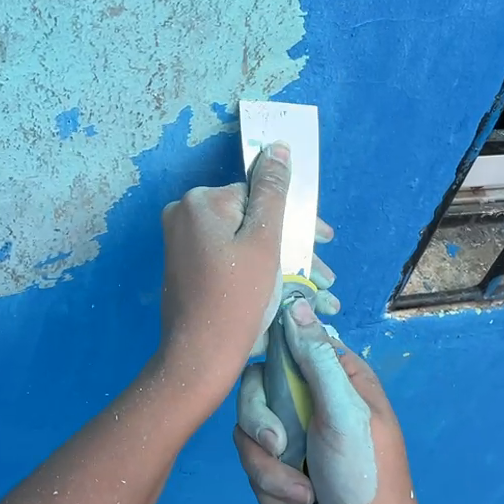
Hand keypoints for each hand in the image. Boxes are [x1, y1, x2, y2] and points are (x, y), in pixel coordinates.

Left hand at [157, 143, 306, 395]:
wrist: (199, 357)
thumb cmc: (237, 299)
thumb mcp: (264, 242)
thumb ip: (273, 192)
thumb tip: (277, 146)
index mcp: (200, 201)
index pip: (257, 195)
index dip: (293, 219)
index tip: (323, 242)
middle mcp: (184, 213)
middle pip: (250, 217)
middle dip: (290, 243)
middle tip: (322, 273)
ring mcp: (181, 240)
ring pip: (242, 240)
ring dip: (278, 260)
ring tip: (314, 290)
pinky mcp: (185, 265)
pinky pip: (227, 256)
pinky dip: (255, 269)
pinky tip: (284, 292)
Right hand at [234, 301, 415, 503]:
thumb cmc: (364, 476)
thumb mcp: (344, 414)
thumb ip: (316, 358)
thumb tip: (294, 303)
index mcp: (333, 375)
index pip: (284, 343)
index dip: (266, 360)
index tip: (264, 383)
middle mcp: (311, 399)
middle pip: (254, 391)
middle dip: (262, 430)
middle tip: (280, 446)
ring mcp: (294, 436)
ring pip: (249, 436)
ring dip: (272, 475)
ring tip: (305, 498)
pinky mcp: (280, 469)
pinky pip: (254, 470)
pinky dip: (277, 498)